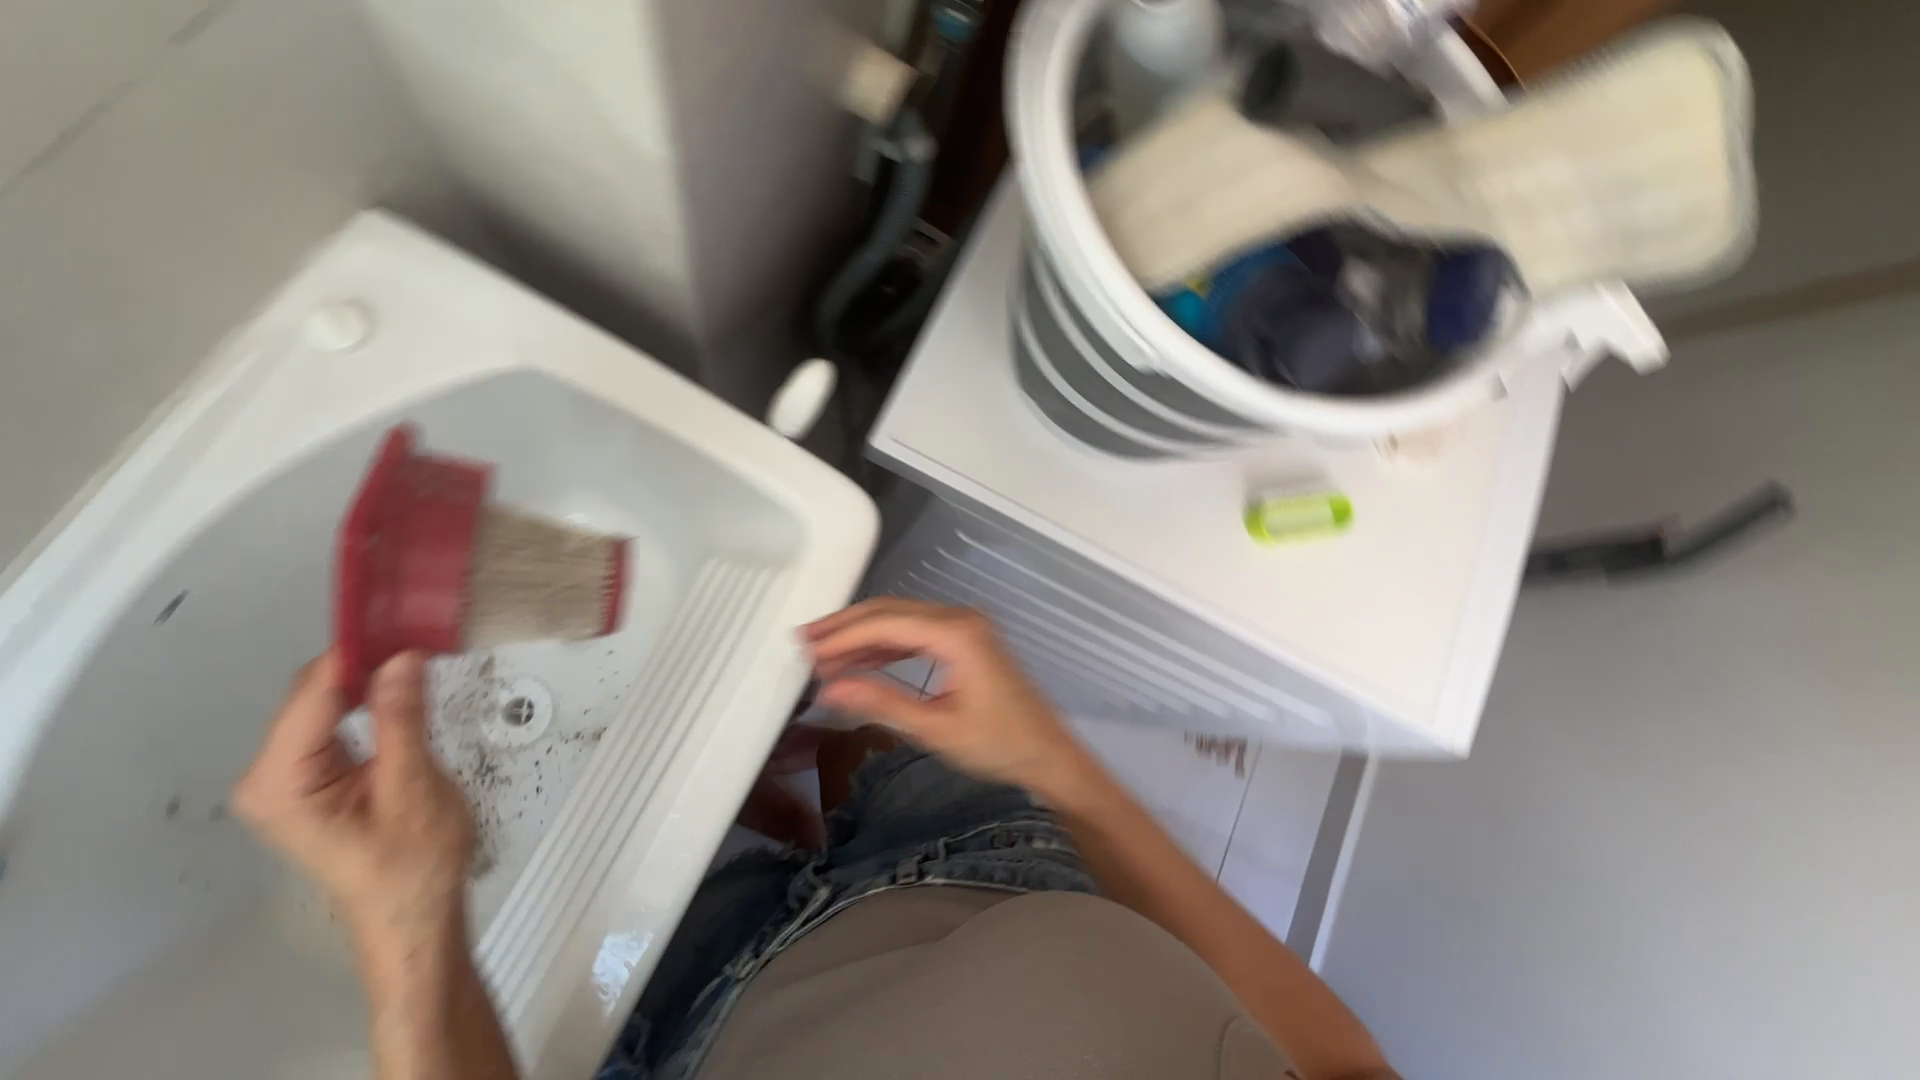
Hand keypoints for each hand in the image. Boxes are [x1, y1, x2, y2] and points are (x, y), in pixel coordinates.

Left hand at [233, 651, 475, 948]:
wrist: (415, 916)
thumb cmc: (413, 864)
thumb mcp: (414, 786)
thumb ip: (403, 719)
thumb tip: (402, 657)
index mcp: (280, 781)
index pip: (313, 694)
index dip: (356, 654)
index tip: (404, 625)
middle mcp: (268, 775)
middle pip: (313, 695)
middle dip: (365, 664)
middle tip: (421, 639)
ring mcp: (286, 777)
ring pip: (324, 704)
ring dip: (369, 680)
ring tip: (418, 657)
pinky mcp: (309, 777)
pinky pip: (333, 722)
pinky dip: (368, 701)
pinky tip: (401, 688)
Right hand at [803, 599, 1093, 797]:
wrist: (1048, 755)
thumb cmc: (999, 745)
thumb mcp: (935, 729)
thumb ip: (881, 703)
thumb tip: (830, 689)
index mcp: (957, 634)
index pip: (886, 623)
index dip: (842, 636)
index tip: (807, 651)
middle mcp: (960, 619)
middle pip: (890, 611)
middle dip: (845, 626)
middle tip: (803, 641)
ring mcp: (964, 628)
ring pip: (900, 619)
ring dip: (861, 634)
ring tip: (821, 652)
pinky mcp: (965, 642)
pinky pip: (916, 633)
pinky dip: (884, 644)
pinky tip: (858, 660)